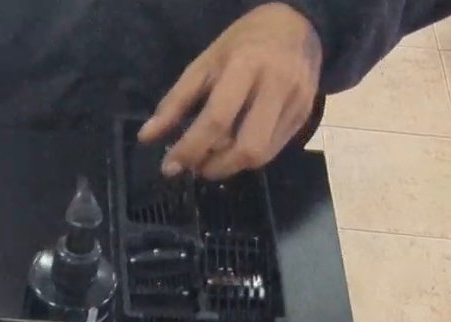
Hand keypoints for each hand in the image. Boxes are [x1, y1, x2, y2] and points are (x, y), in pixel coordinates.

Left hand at [138, 3, 321, 178]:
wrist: (299, 24)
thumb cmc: (243, 44)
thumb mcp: (204, 64)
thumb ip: (175, 102)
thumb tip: (146, 137)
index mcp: (247, 66)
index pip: (217, 120)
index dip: (190, 150)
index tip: (169, 167)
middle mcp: (277, 85)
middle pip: (247, 148)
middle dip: (215, 166)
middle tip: (196, 164)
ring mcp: (296, 102)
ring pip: (260, 156)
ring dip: (230, 166)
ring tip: (213, 156)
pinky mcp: (304, 114)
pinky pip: (272, 151)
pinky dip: (246, 158)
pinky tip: (234, 146)